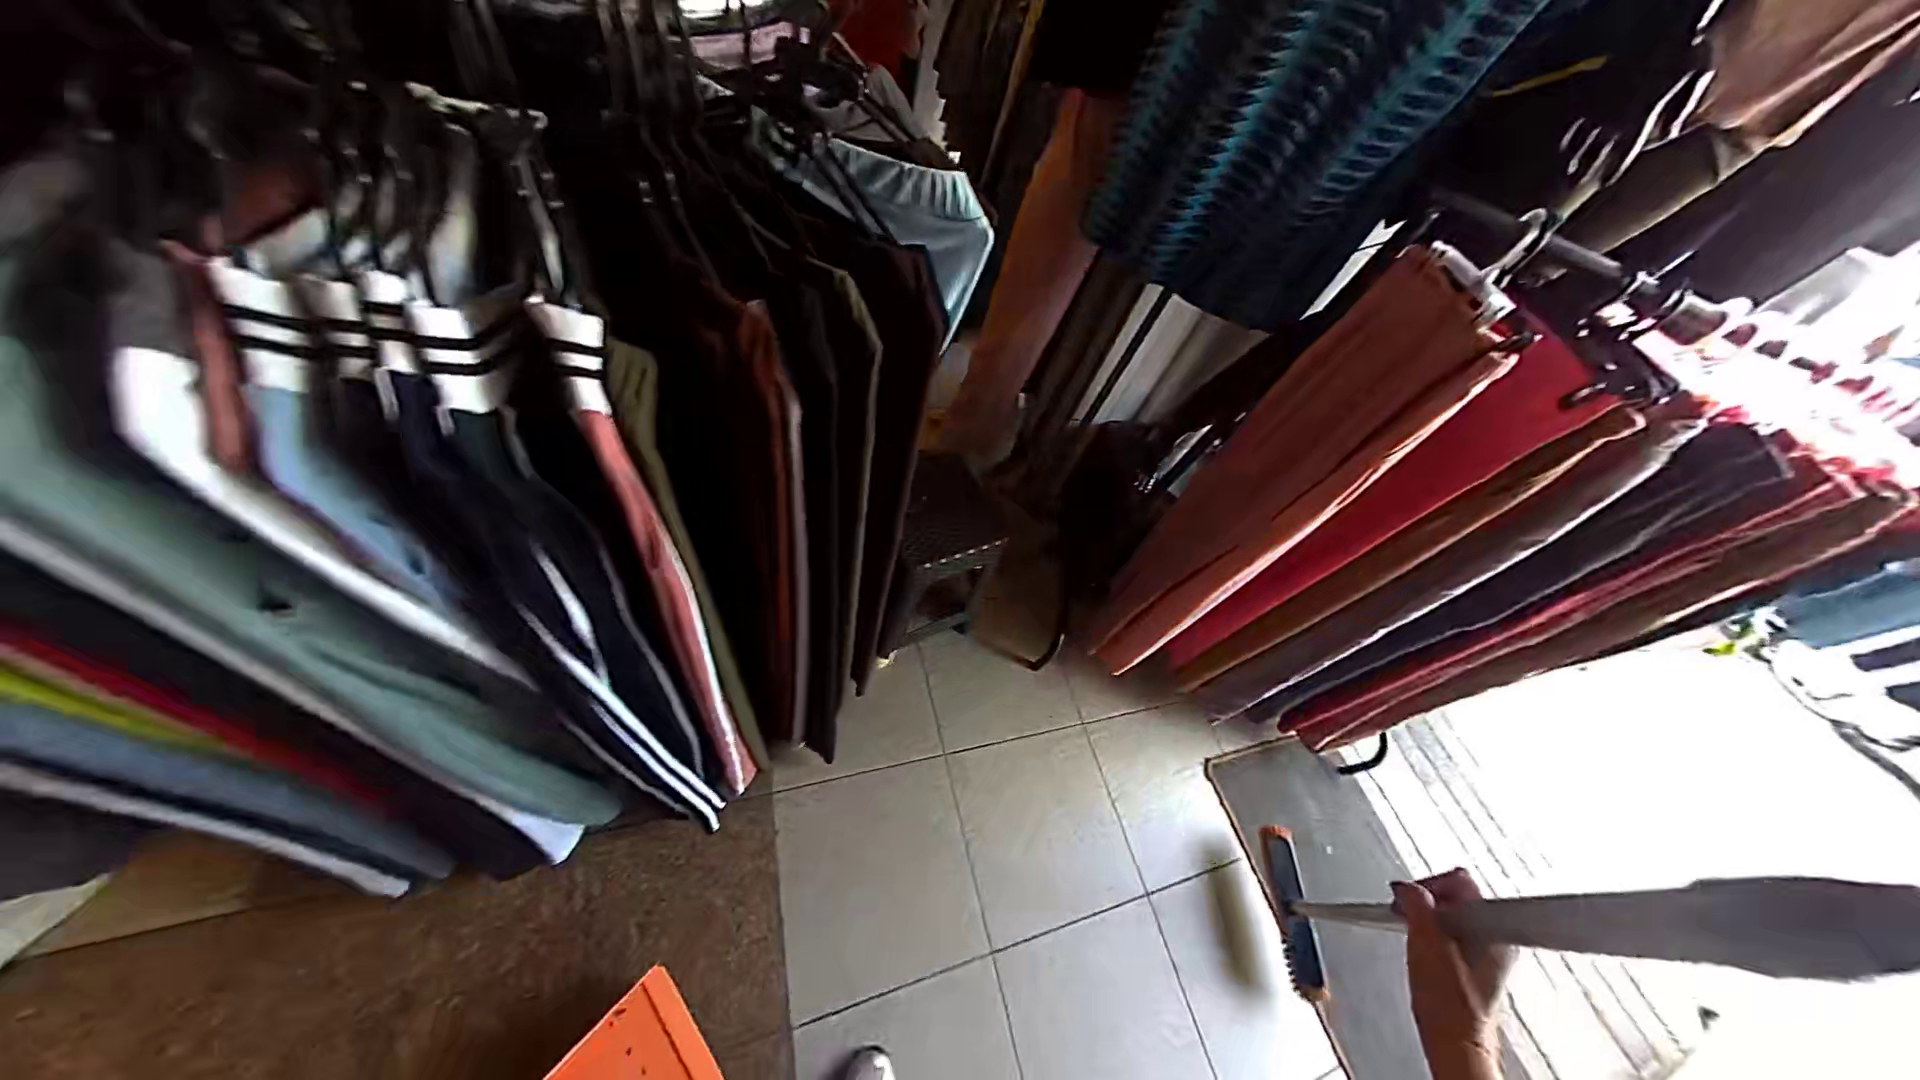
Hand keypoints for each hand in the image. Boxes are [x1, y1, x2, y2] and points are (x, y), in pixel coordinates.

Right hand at [1394, 869, 1512, 1079]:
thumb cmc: (1446, 1001)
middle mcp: (1498, 937)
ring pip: (1453, 911)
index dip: (1430, 883)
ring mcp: (1490, 950)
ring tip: (1411, 925)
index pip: (1461, 880)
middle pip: (1456, 894)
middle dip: (1426, 897)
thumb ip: (1417, 903)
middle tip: (1407, 910)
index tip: (1413, 895)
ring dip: (1427, 913)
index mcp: (1492, 929)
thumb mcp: (1423, 940)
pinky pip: (1454, 929)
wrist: (1454, 1039)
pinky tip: (1421, 941)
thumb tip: (1408, 887)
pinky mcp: (1478, 962)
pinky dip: (1433, 928)